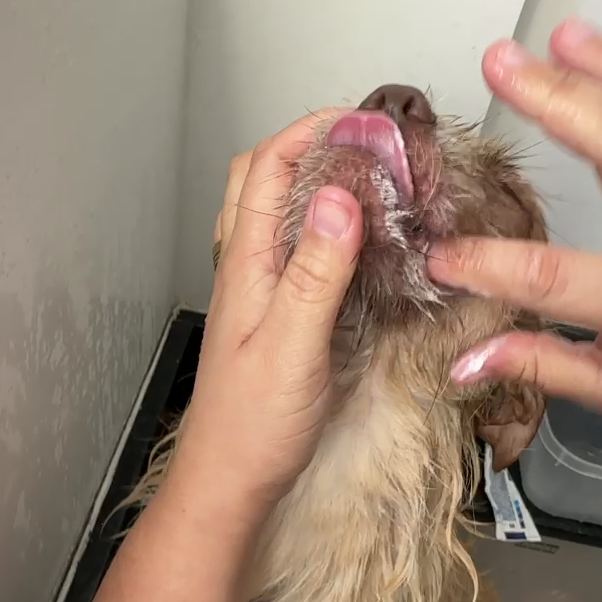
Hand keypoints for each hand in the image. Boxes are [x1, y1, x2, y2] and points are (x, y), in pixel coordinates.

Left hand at [166, 110, 361, 521]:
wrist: (231, 480)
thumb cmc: (255, 425)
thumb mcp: (291, 346)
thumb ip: (313, 273)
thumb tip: (338, 196)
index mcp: (245, 266)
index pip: (268, 169)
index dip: (313, 131)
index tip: (368, 122)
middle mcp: (246, 270)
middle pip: (265, 181)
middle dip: (312, 145)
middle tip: (370, 145)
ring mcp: (259, 293)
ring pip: (279, 215)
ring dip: (317, 184)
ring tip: (371, 182)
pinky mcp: (275, 317)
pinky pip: (296, 254)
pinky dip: (325, 231)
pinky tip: (357, 245)